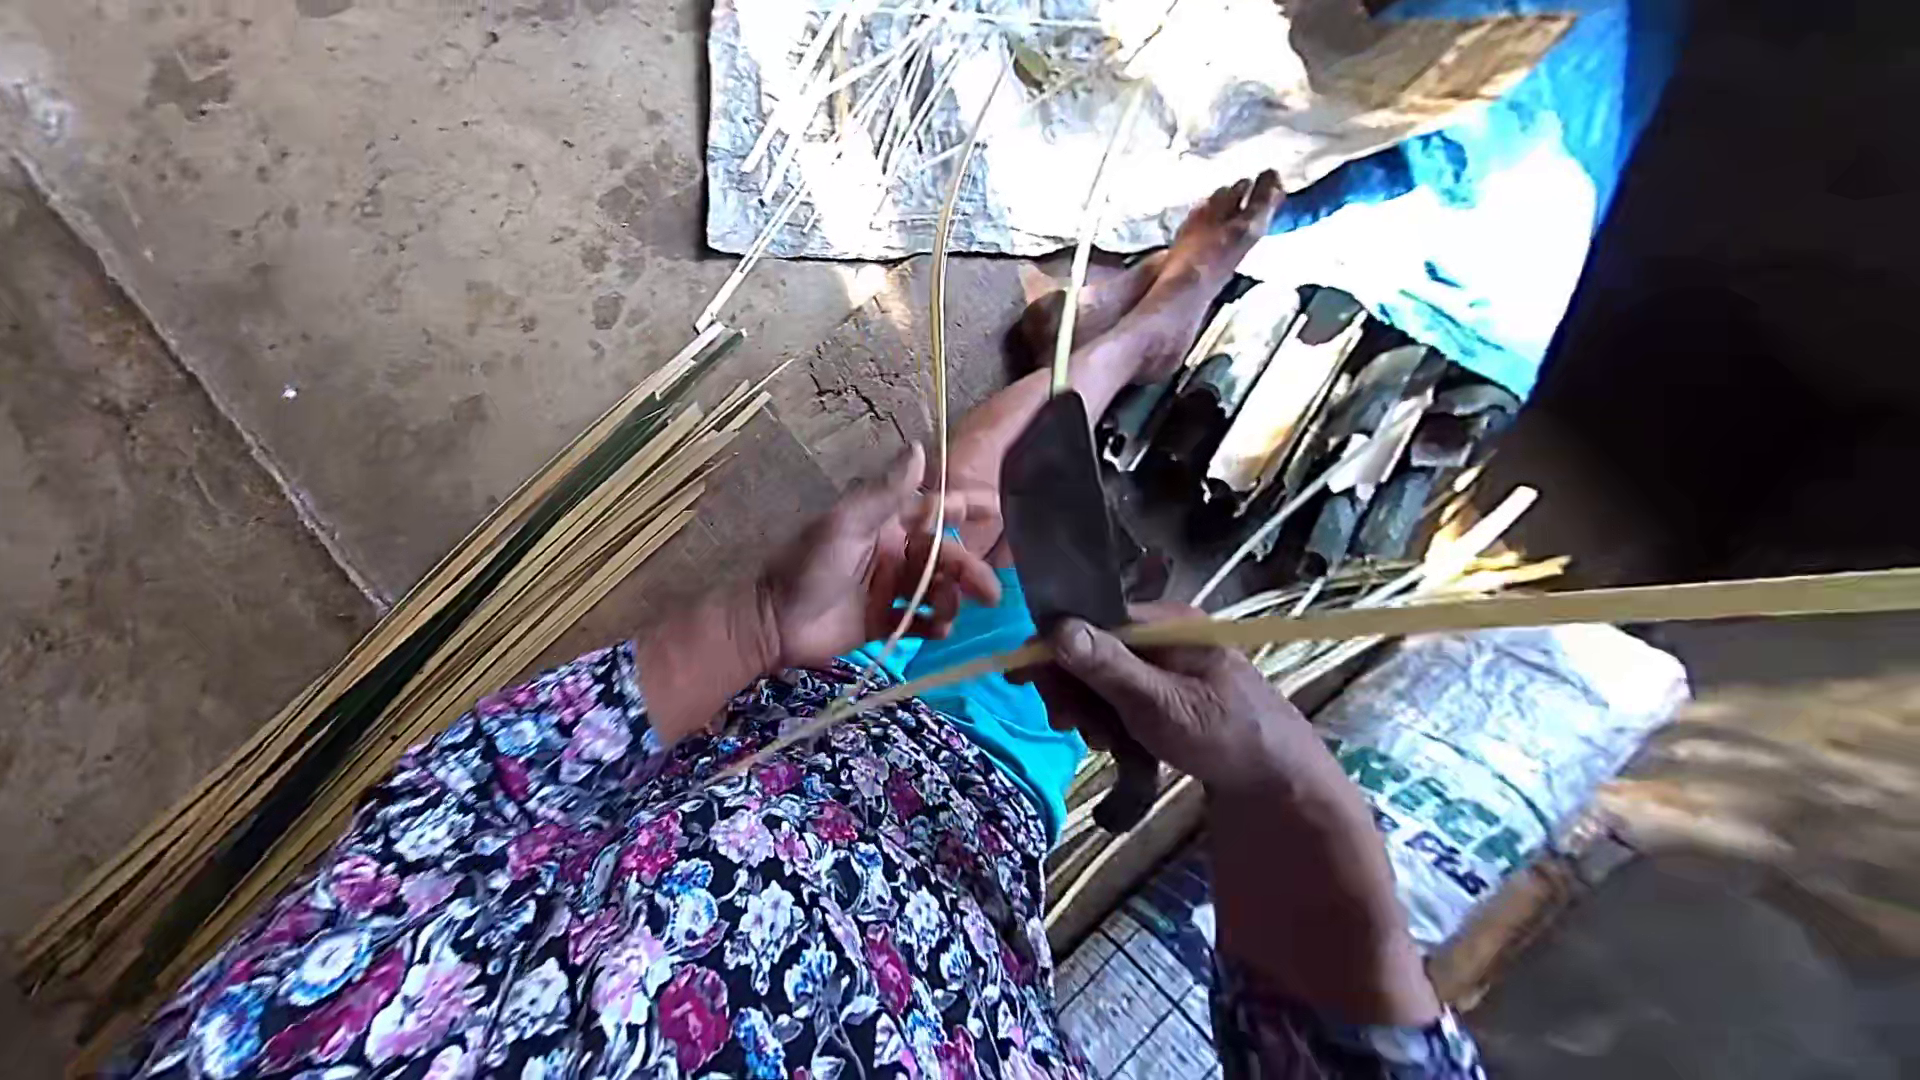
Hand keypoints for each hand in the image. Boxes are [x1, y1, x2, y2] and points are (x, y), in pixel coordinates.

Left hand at [757, 445, 1001, 668]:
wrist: (773, 622)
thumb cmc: (809, 566)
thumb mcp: (847, 523)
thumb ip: (886, 492)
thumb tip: (919, 447)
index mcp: (885, 524)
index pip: (931, 510)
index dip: (962, 507)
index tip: (994, 508)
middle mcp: (893, 552)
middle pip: (942, 557)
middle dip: (967, 571)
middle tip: (990, 593)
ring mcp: (889, 588)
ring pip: (936, 590)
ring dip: (950, 601)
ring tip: (947, 616)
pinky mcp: (884, 620)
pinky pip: (918, 621)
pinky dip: (932, 625)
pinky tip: (937, 631)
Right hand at [1038, 604, 1440, 1025]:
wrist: (1280, 782)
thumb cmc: (1224, 738)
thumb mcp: (1161, 705)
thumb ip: (1109, 667)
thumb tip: (1056, 628)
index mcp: (1166, 622)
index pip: (1089, 619)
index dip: (1053, 648)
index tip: (1023, 681)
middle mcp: (1162, 632)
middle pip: (1091, 646)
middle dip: (1071, 685)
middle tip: (1067, 723)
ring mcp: (1165, 659)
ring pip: (1101, 672)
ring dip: (1087, 705)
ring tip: (1097, 739)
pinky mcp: (1166, 684)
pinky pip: (1119, 689)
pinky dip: (1106, 712)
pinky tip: (1110, 738)